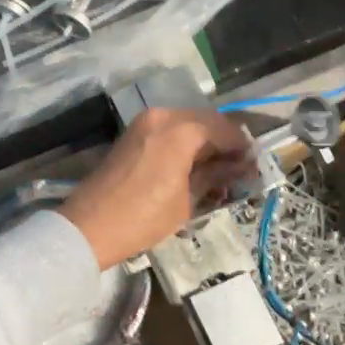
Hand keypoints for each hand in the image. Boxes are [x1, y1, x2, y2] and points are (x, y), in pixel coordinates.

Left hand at [61, 108, 254, 269]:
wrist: (90, 227)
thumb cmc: (144, 217)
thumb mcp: (187, 200)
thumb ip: (215, 175)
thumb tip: (241, 165)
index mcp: (180, 130)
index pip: (224, 128)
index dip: (242, 146)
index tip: (254, 165)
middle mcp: (162, 117)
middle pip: (206, 121)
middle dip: (224, 142)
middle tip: (239, 169)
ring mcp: (144, 124)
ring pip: (187, 125)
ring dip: (205, 144)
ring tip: (218, 174)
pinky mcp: (132, 136)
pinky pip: (168, 132)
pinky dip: (185, 145)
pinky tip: (194, 170)